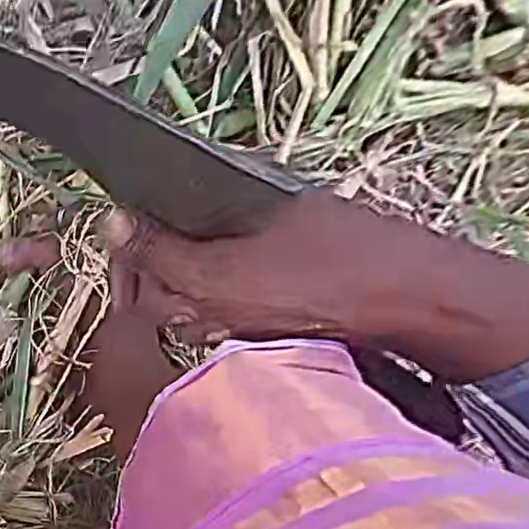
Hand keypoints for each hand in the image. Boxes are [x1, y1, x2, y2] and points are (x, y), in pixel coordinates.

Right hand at [103, 191, 528, 380]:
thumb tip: (111, 220)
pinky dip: (241, 314)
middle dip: (173, 294)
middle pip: (185, 254)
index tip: (131, 305)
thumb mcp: (212, 277)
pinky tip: (253, 333)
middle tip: (186, 323)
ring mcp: (290, 234)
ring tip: (223, 332)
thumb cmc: (306, 288)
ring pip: (216, 277)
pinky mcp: (314, 262)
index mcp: (235, 195)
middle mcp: (261, 208)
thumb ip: (157, 252)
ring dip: (205, 310)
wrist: (418, 306)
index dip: (136, 269)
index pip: (157, 228)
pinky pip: (252, 290)